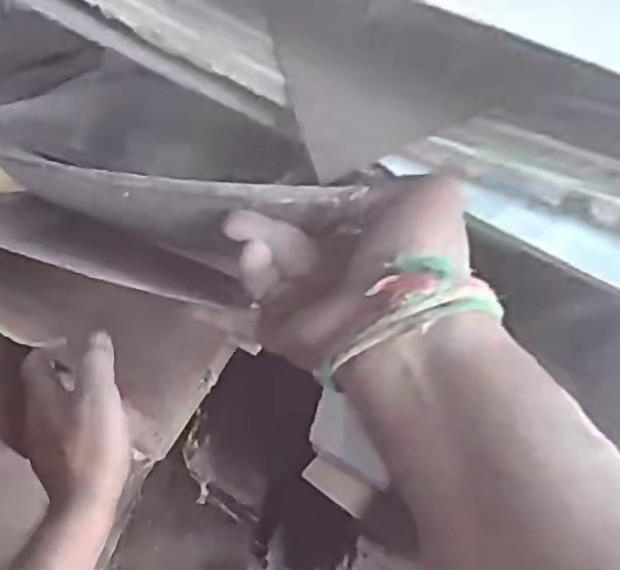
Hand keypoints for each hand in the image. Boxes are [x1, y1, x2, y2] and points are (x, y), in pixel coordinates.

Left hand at [22, 331, 129, 517]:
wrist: (83, 504)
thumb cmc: (93, 447)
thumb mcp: (99, 397)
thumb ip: (94, 363)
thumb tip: (93, 337)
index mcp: (39, 399)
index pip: (34, 363)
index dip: (52, 349)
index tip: (75, 345)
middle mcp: (32, 419)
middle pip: (41, 387)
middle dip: (64, 374)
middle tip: (92, 370)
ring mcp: (39, 444)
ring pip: (52, 411)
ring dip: (72, 400)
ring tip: (100, 398)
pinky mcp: (52, 465)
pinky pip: (61, 433)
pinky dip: (75, 423)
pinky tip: (97, 430)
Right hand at [222, 175, 470, 371]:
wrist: (390, 322)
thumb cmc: (413, 256)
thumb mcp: (424, 196)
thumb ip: (387, 187)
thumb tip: (352, 190)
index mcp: (367, 240)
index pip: (322, 218)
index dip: (296, 205)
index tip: (272, 196)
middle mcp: (334, 272)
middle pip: (286, 244)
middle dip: (261, 229)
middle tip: (233, 221)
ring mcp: (303, 305)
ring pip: (265, 276)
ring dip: (253, 261)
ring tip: (250, 250)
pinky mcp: (278, 332)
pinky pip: (242, 321)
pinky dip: (218, 316)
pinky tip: (195, 307)